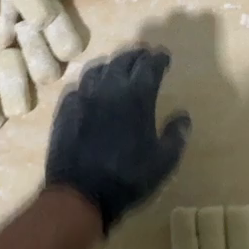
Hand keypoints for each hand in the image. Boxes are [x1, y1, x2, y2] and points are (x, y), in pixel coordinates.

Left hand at [45, 45, 189, 231]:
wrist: (80, 193)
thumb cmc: (129, 178)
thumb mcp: (164, 162)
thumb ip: (176, 135)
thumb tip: (183, 115)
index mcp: (137, 96)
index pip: (150, 65)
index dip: (159, 58)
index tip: (165, 56)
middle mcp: (110, 88)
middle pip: (124, 60)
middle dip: (137, 55)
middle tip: (145, 55)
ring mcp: (83, 96)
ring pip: (98, 68)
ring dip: (113, 64)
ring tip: (119, 67)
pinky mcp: (65, 109)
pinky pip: (79, 85)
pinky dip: (91, 82)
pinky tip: (93, 89)